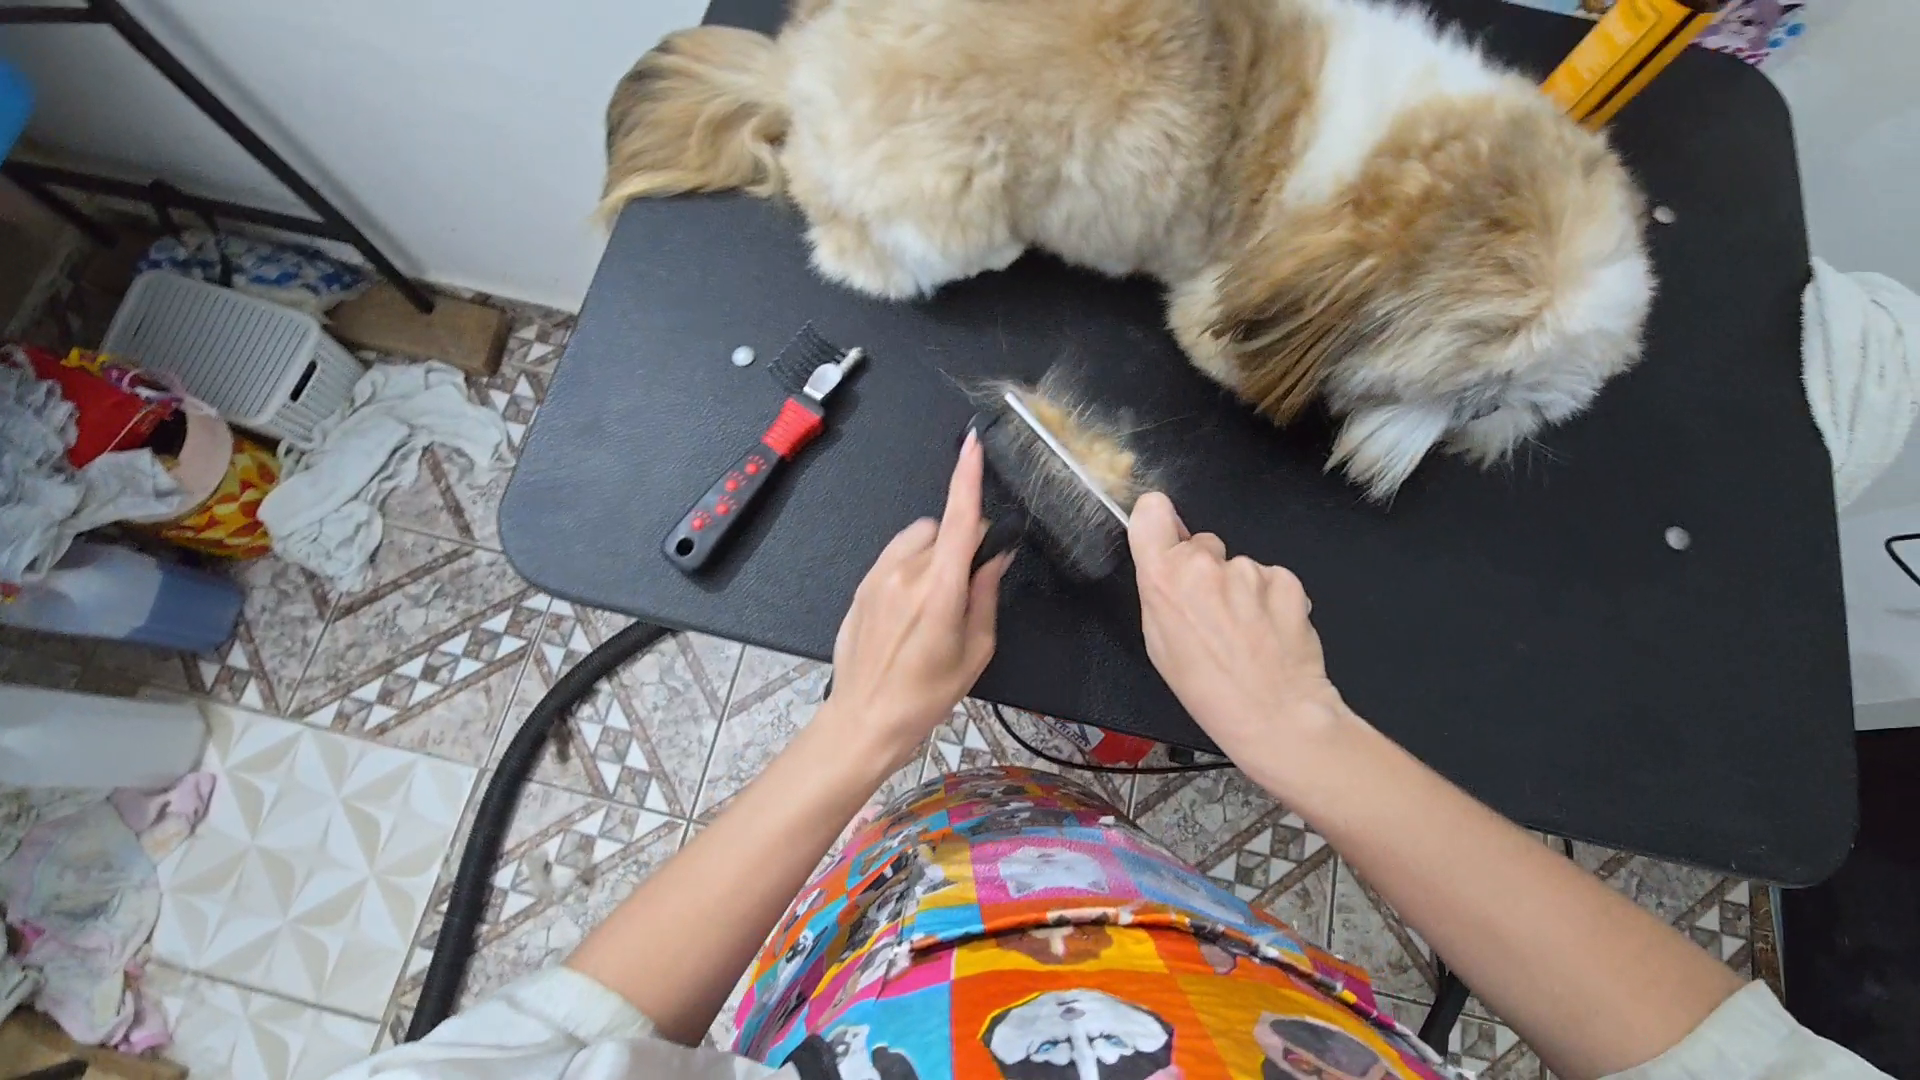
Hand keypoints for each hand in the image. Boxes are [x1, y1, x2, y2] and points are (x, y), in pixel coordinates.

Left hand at [823, 431, 1010, 769]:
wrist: (866, 716)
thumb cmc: (927, 693)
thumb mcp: (975, 650)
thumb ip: (986, 594)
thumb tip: (995, 557)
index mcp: (940, 589)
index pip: (959, 518)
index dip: (967, 476)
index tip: (973, 445)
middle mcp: (905, 572)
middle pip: (942, 529)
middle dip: (960, 544)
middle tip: (965, 586)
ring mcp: (878, 575)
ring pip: (917, 538)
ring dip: (933, 552)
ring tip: (934, 598)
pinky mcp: (862, 584)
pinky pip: (895, 555)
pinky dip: (910, 564)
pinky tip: (910, 604)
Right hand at [1128, 492, 1346, 759]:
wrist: (1274, 714)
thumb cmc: (1207, 688)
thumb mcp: (1158, 642)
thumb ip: (1160, 590)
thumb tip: (1169, 561)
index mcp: (1162, 579)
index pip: (1151, 512)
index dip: (1160, 521)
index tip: (1168, 536)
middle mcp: (1203, 566)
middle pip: (1201, 544)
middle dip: (1205, 569)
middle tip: (1212, 613)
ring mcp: (1248, 570)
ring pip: (1239, 565)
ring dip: (1241, 589)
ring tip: (1245, 632)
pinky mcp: (1285, 579)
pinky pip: (1271, 578)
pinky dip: (1270, 599)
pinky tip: (1269, 632)